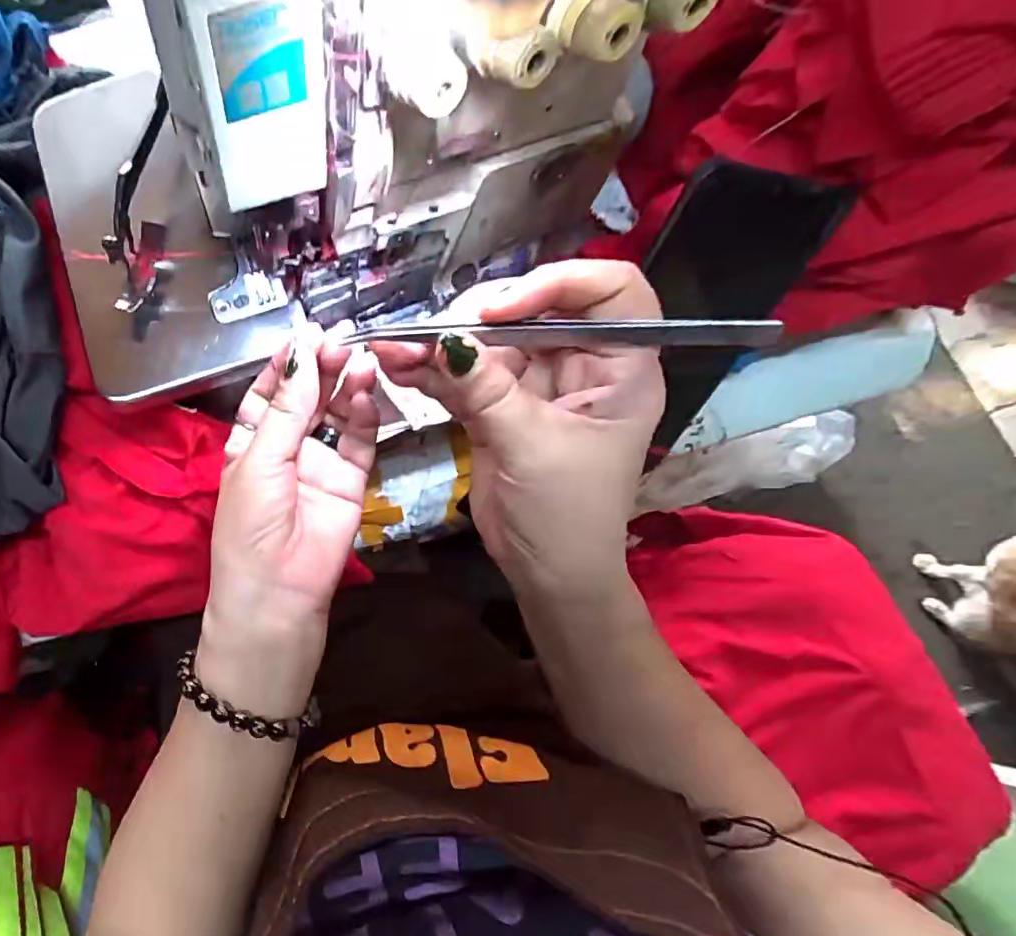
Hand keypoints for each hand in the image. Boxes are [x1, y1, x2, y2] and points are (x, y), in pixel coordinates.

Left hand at [200, 324, 378, 716]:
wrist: (277, 594)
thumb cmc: (250, 528)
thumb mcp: (259, 461)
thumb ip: (286, 408)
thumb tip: (302, 353)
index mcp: (248, 444)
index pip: (268, 393)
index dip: (285, 363)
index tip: (305, 332)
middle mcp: (284, 450)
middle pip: (306, 397)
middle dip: (320, 366)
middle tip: (340, 338)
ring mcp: (318, 465)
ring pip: (336, 413)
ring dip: (346, 384)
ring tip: (357, 358)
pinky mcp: (349, 482)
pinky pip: (359, 440)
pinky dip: (365, 414)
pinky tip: (366, 391)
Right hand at [368, 260, 664, 593]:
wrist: (545, 570)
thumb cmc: (565, 513)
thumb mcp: (531, 446)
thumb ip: (487, 392)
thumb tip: (442, 342)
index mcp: (620, 366)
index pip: (607, 292)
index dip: (554, 286)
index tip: (495, 313)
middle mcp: (579, 366)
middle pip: (530, 315)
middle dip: (476, 320)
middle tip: (428, 335)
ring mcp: (533, 388)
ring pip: (487, 348)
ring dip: (439, 347)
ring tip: (395, 349)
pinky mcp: (495, 410)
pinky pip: (462, 380)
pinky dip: (431, 375)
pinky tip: (398, 368)